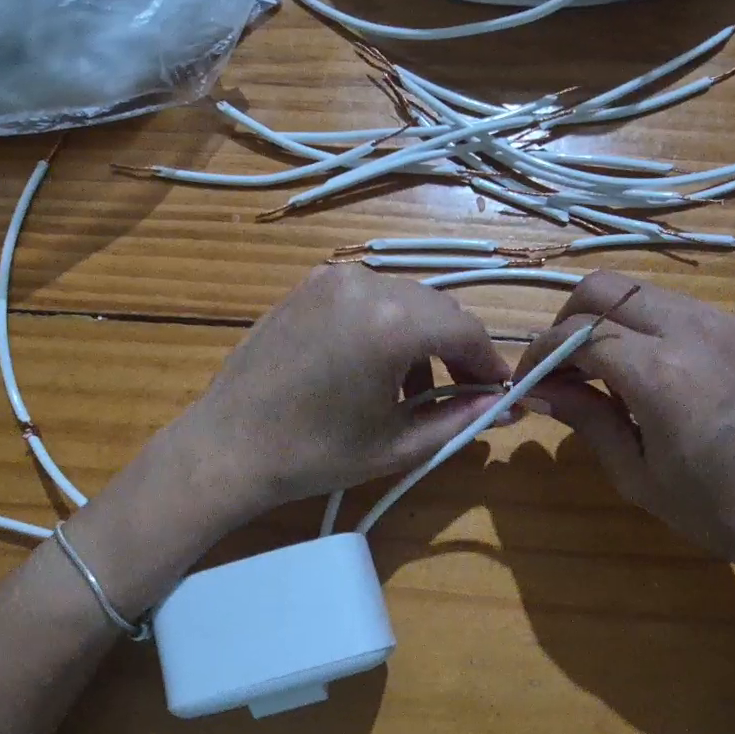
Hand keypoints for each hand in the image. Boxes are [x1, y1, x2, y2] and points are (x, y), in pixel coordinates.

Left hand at [165, 265, 510, 517]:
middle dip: (457, 348)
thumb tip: (504, 407)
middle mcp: (367, 284)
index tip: (497, 392)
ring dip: (421, 337)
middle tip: (462, 392)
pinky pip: (368, 297)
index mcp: (393, 323)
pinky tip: (373, 367)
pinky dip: (385, 324)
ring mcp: (332, 279)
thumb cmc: (316, 454)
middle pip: (438, 308)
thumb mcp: (398, 445)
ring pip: (404, 299)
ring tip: (412, 390)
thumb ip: (459, 420)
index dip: (489, 362)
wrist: (229, 446)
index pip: (466, 330)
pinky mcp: (308, 286)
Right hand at [521, 271, 734, 584]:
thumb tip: (545, 393)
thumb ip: (590, 423)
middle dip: (567, 319)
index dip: (539, 354)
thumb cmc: (728, 512)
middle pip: (605, 288)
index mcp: (658, 371)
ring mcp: (723, 324)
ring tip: (601, 375)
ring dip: (607, 320)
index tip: (527, 383)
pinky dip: (644, 327)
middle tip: (560, 368)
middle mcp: (689, 328)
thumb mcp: (642, 478)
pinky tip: (648, 375)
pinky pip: (677, 309)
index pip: (576, 334)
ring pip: (641, 292)